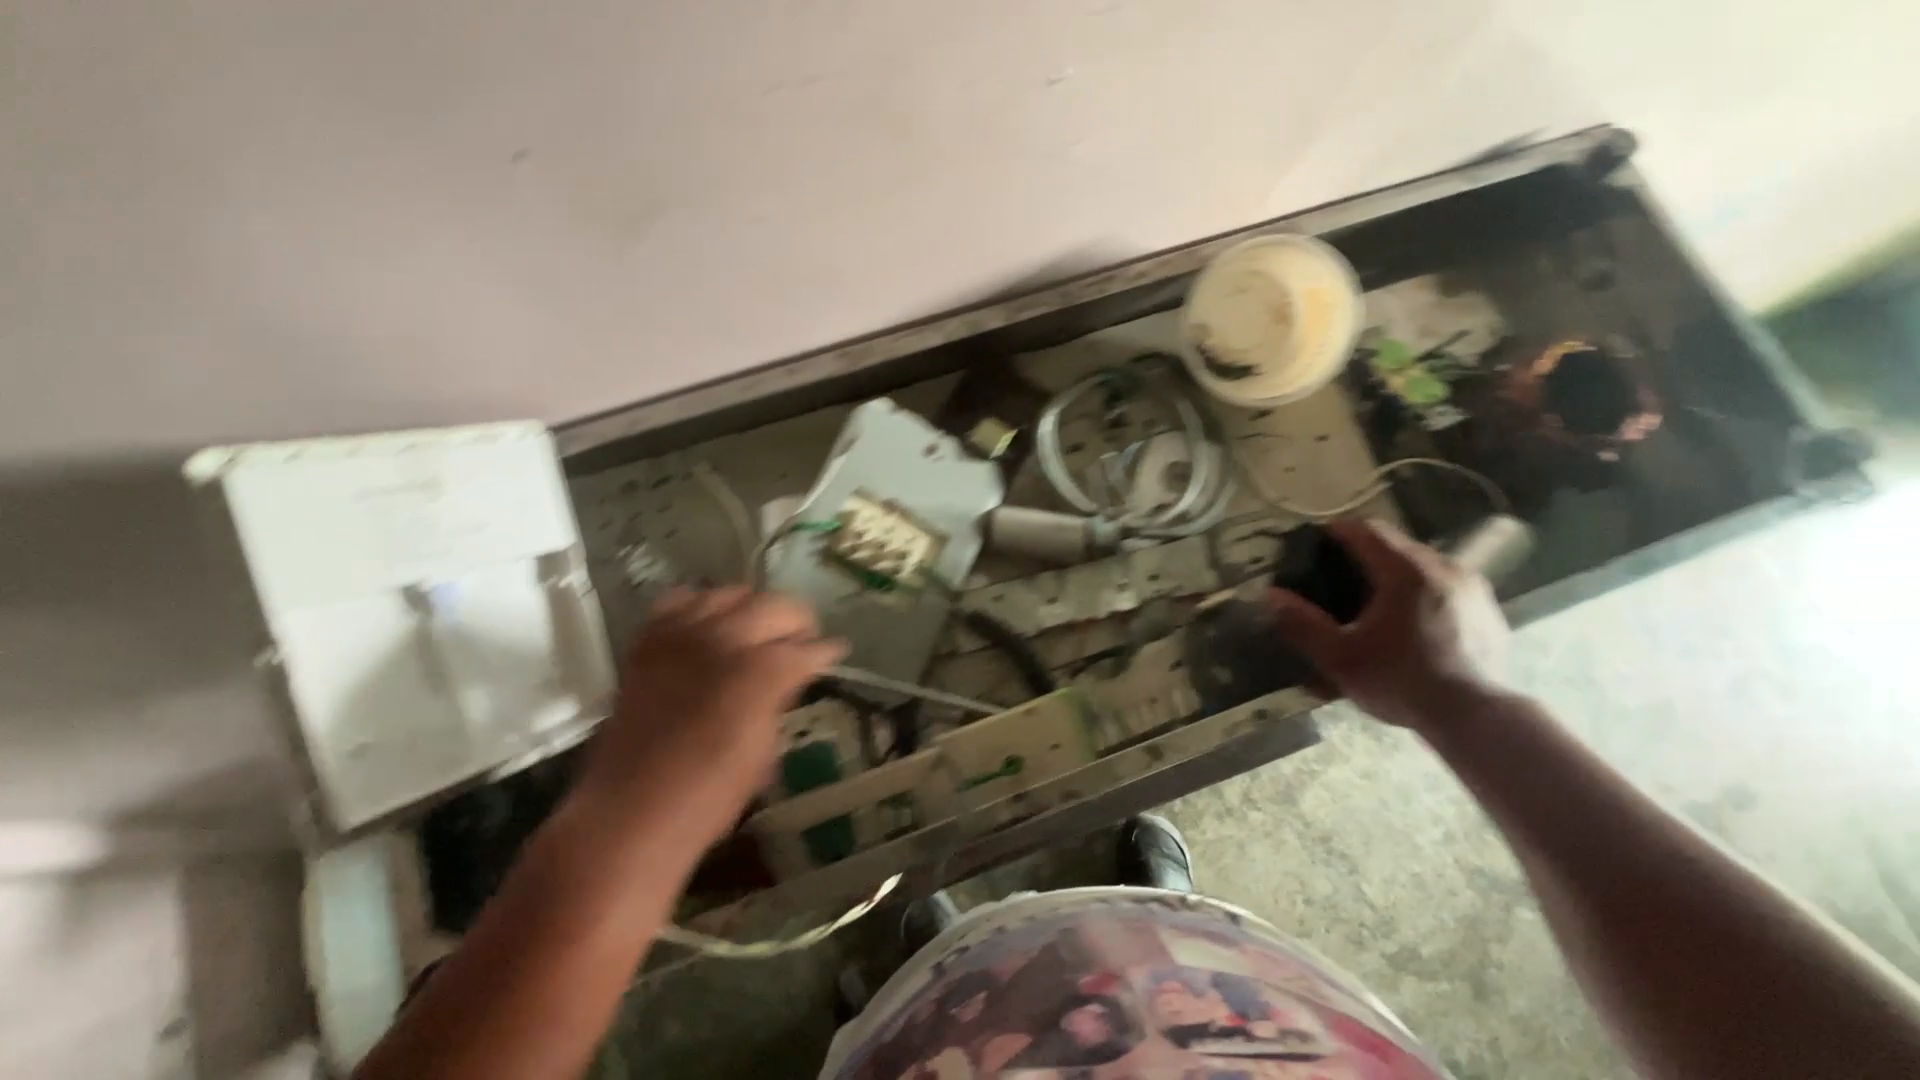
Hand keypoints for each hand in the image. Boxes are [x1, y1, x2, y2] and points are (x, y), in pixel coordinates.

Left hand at [575, 586, 845, 844]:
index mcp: (760, 671)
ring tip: (759, 632)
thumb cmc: (710, 795)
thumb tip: (789, 677)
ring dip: (753, 609)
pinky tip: (710, 629)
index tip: (835, 654)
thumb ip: (780, 699)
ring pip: (730, 593)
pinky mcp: (649, 641)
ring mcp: (681, 635)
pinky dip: (702, 607)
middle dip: (797, 622)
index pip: (807, 647)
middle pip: (775, 605)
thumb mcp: (765, 750)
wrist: (633, 812)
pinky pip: (681, 601)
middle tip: (803, 643)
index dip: (826, 652)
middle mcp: (723, 639)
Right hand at [1267, 518, 1509, 731]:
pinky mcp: (1489, 612)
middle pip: (1397, 546)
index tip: (1317, 542)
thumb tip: (1271, 595)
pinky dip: (1425, 595)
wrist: (1477, 718)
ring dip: (1398, 575)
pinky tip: (1414, 626)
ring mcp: (1473, 589)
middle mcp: (1444, 567)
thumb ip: (1302, 623)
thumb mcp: (1339, 657)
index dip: (1337, 532)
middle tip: (1342, 579)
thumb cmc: (1401, 682)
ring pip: (1425, 566)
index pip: (1366, 530)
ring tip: (1378, 603)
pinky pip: (1448, 589)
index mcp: (1405, 570)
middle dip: (1367, 555)